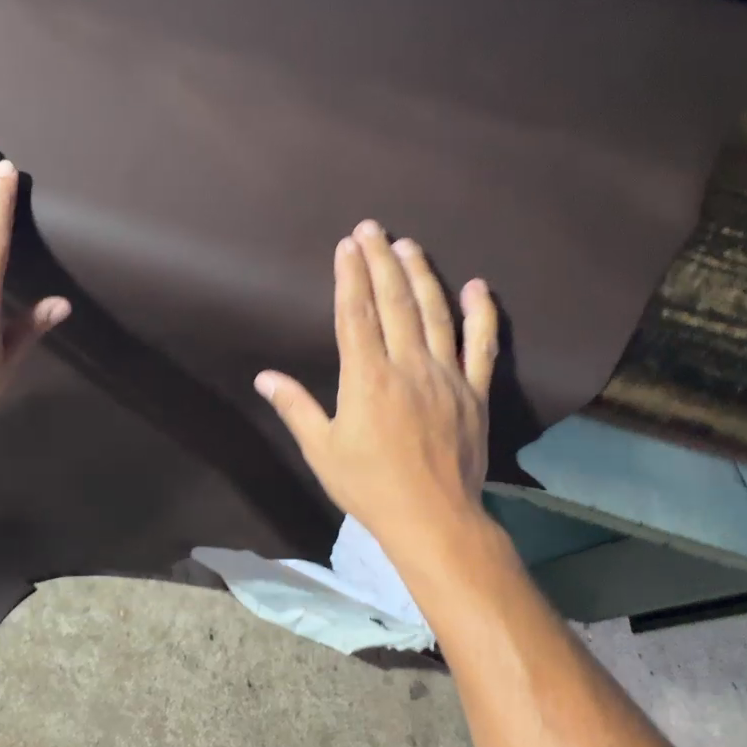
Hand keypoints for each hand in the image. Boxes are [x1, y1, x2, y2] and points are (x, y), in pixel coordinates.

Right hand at [255, 220, 498, 554]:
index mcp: (367, 378)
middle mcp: (408, 367)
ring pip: (435, 314)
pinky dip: (481, 314)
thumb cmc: (368, 485)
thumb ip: (295, 407)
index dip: (349, 277)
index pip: (355, 315)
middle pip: (394, 303)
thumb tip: (265, 377)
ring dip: (420, 276)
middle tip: (372, 228)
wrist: (433, 518)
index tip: (346, 246)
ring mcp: (446, 377)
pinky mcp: (474, 393)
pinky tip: (476, 286)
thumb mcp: (321, 449)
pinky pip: (481, 346)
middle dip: (380, 261)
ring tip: (408, 245)